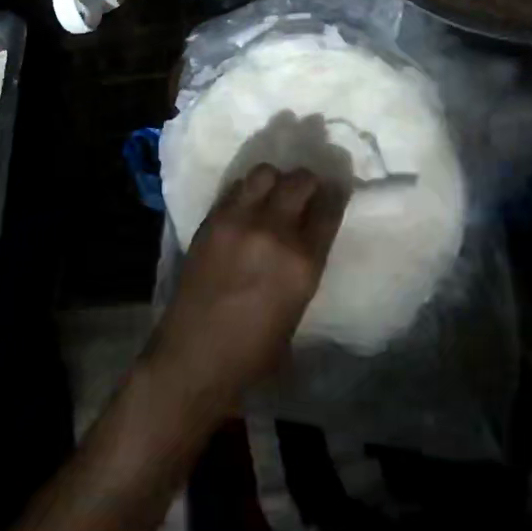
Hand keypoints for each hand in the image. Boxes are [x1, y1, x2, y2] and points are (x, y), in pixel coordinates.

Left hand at [146, 165, 347, 400]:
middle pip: (300, 181)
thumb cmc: (255, 349)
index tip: (334, 191)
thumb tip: (308, 234)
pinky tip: (246, 207)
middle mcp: (274, 232)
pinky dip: (246, 192)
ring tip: (272, 194)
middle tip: (305, 191)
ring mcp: (239, 222)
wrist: (195, 357)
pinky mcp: (211, 221)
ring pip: (265, 173)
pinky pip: (235, 188)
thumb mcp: (298, 306)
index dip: (335, 195)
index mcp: (304, 261)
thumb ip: (306, 263)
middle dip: (308, 182)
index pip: (329, 208)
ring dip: (274, 180)